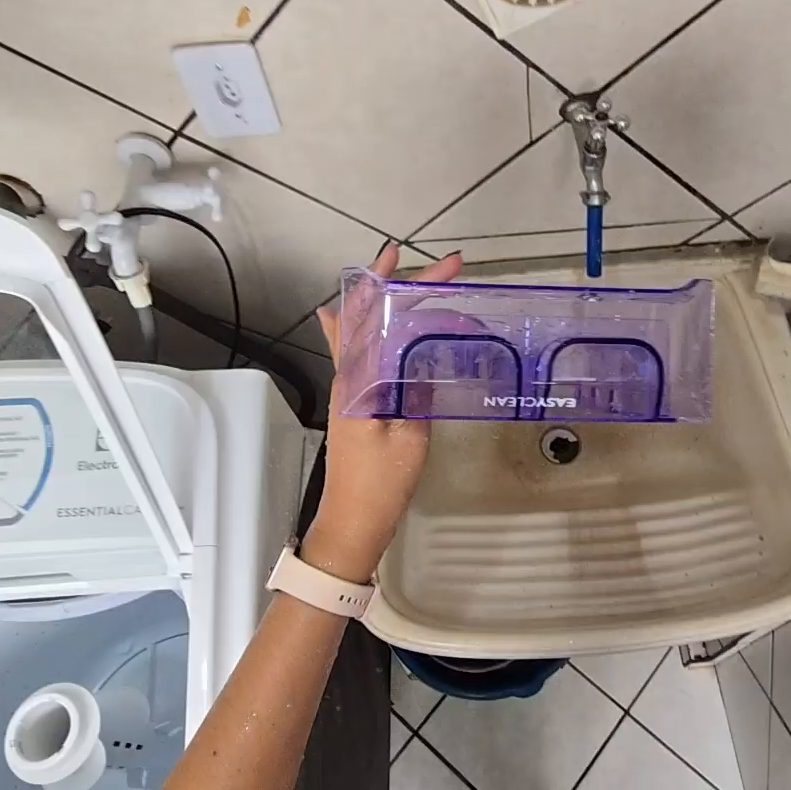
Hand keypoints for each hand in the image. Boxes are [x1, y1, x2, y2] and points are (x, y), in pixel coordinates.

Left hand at [302, 243, 462, 582]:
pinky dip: (356, 327)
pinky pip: (354, 352)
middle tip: (443, 267)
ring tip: (400, 272)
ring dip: (380, 297)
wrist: (353, 521)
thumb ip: (417, 391)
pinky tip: (344, 315)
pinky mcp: (355, 400)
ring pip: (360, 328)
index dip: (415, 289)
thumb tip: (427, 358)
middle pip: (370, 315)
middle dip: (403, 285)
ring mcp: (349, 386)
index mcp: (361, 379)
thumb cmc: (381, 484)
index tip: (446, 270)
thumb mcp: (411, 437)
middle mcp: (349, 374)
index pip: (385, 319)